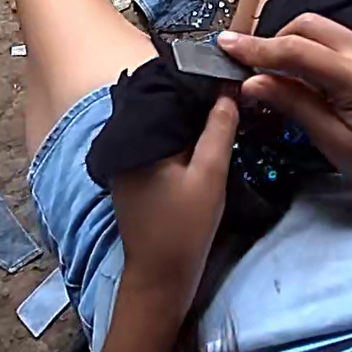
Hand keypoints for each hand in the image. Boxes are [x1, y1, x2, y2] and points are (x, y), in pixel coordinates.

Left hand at [107, 95, 238, 310]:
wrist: (160, 277)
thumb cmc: (184, 228)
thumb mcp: (209, 176)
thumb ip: (218, 131)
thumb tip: (227, 92)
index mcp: (138, 139)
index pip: (165, 94)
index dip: (194, 82)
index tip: (223, 74)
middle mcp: (124, 144)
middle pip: (160, 108)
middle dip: (190, 99)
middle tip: (225, 88)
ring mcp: (126, 162)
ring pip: (159, 126)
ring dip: (184, 118)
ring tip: (217, 106)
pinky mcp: (133, 176)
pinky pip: (157, 144)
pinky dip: (177, 137)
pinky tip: (200, 136)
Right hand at [218, 15, 351, 218]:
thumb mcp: (332, 141)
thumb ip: (292, 103)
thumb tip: (251, 82)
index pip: (298, 50)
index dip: (257, 48)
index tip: (226, 45)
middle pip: (311, 25)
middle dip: (276, 42)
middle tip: (253, 67)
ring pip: (326, 29)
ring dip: (295, 45)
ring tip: (277, 74)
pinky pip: (341, 40)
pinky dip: (317, 51)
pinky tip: (307, 75)